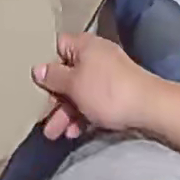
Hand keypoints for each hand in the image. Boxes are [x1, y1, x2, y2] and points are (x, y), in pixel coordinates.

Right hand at [32, 32, 164, 140]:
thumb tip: (37, 67)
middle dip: (53, 97)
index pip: (58, 45)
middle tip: (42, 118)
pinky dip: (81, 114)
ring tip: (54, 135)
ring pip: (78, 89)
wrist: (146, 106)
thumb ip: (54, 76)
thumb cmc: (106, 90)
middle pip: (66, 72)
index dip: (45, 62)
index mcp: (84, 44)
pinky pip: (91, 99)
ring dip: (65, 111)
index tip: (33, 81)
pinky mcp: (113, 90)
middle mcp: (94, 54)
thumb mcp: (74, 83)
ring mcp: (105, 72)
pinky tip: (74, 133)